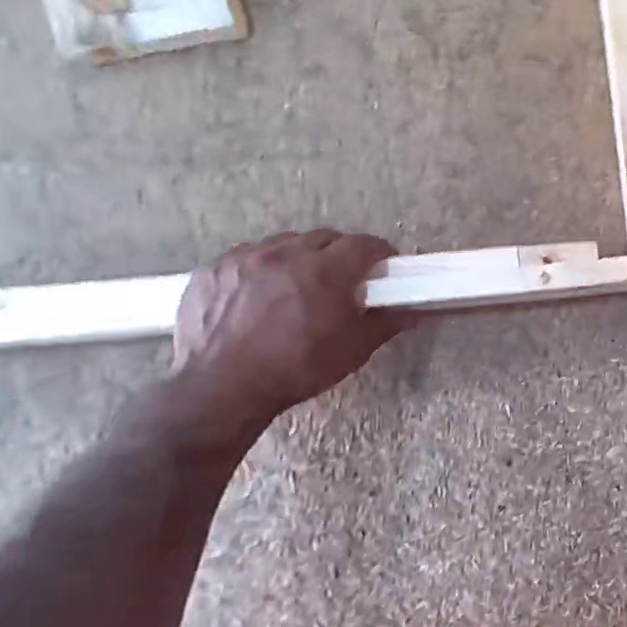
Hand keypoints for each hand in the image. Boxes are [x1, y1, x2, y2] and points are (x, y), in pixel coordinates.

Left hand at [169, 231, 414, 439]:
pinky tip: (263, 294)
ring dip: (301, 256)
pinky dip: (264, 267)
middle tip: (344, 279)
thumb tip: (413, 312)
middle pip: (324, 237)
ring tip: (300, 284)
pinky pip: (248, 256)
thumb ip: (384, 324)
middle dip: (340, 253)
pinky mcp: (213, 268)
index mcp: (325, 272)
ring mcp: (244, 258)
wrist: (221, 388)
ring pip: (285, 243)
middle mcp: (285, 254)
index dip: (379, 252)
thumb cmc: (296, 370)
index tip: (383, 265)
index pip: (363, 244)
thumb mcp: (351, 351)